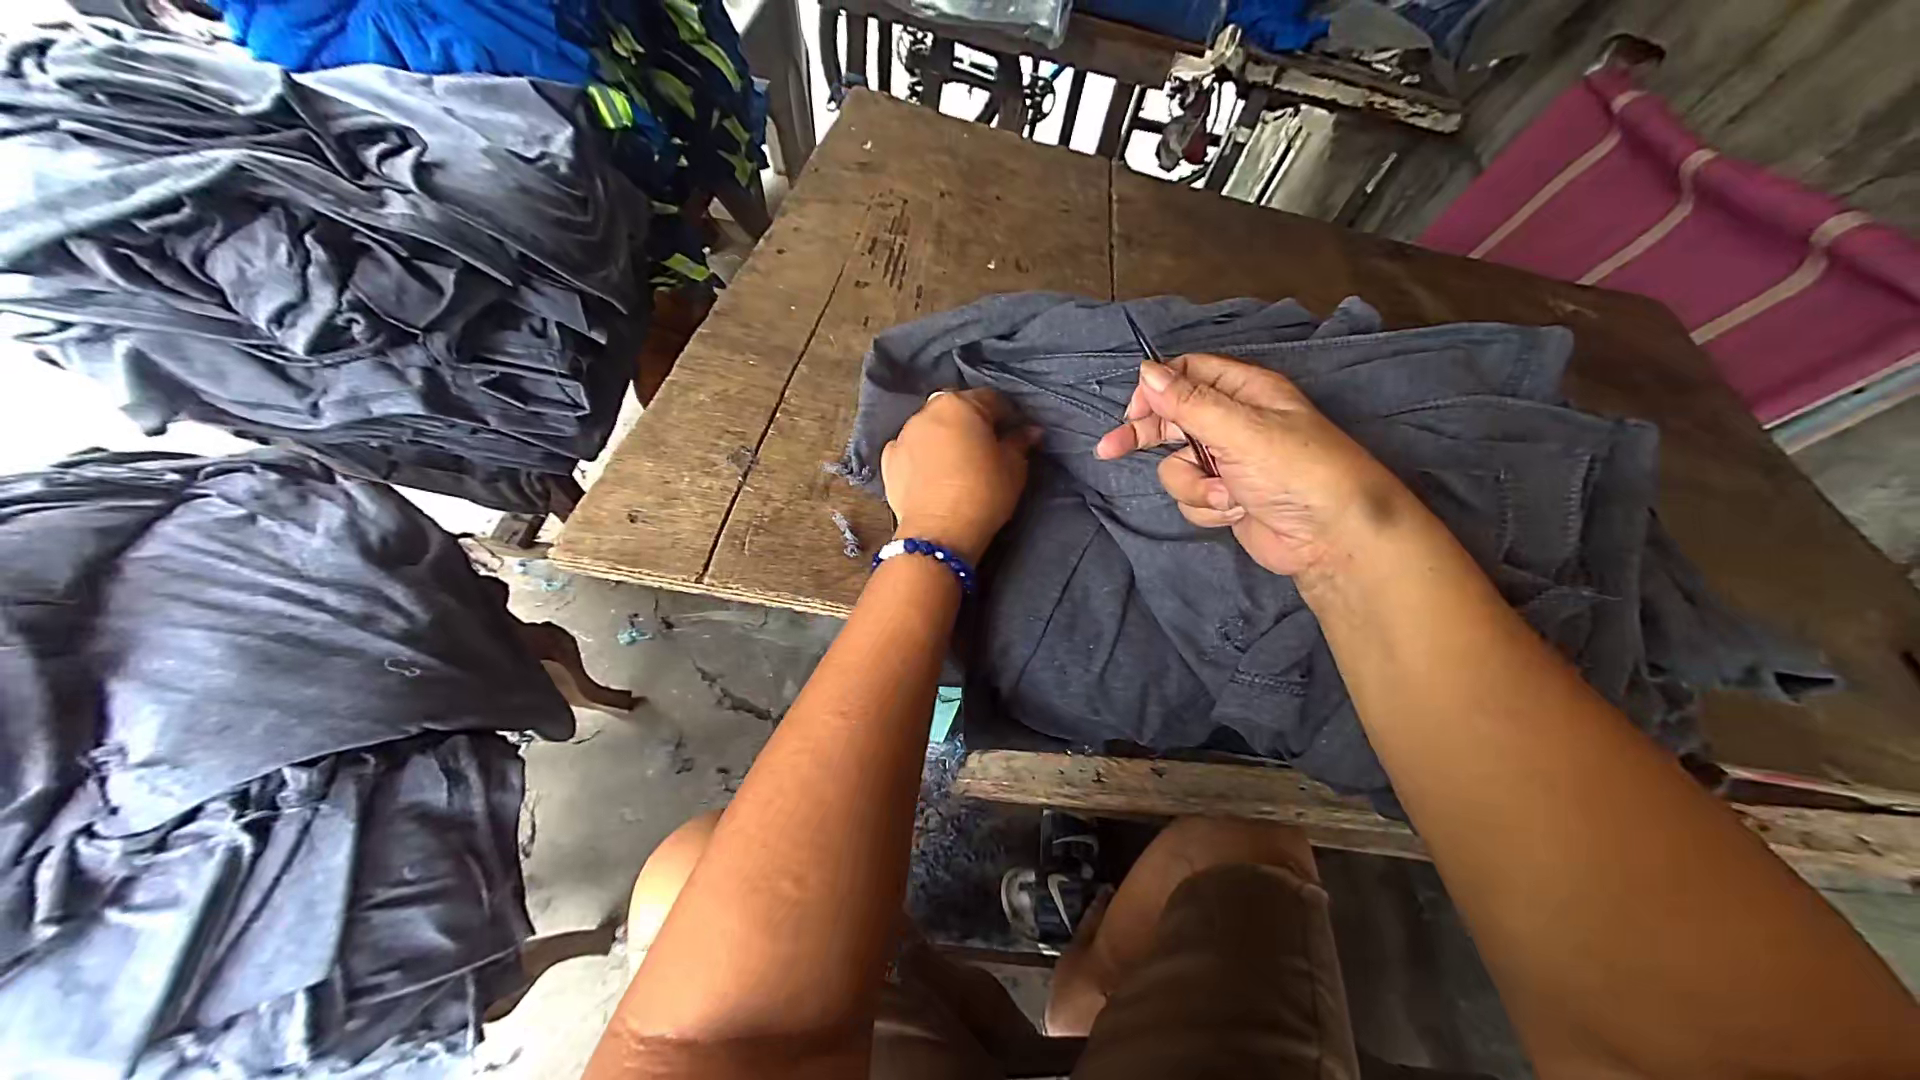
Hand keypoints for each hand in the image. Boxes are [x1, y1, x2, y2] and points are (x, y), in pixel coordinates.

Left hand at [883, 388, 1038, 563]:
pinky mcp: (889, 461)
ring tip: (958, 464)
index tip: (1017, 434)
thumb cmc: (983, 493)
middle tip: (988, 449)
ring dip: (945, 439)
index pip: (992, 400)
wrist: (938, 532)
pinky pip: (910, 451)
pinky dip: (922, 456)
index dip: (1008, 416)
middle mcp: (928, 411)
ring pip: (931, 428)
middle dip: (973, 424)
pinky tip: (932, 474)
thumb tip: (1029, 431)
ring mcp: (904, 435)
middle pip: (957, 411)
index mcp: (961, 404)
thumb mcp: (1013, 467)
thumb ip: (1020, 442)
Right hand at [1094, 354, 1417, 582]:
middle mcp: (1233, 422)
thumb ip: (1189, 403)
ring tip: (1226, 495)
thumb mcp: (1241, 431)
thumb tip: (1146, 371)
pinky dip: (1207, 506)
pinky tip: (1235, 510)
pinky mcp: (1224, 496)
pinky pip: (1190, 496)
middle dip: (1146, 437)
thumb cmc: (1298, 472)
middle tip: (1110, 449)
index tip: (1132, 412)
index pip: (1186, 375)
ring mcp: (1227, 461)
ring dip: (1195, 485)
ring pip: (1177, 466)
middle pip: (1172, 419)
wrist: (1333, 538)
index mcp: (1244, 391)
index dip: (1156, 390)